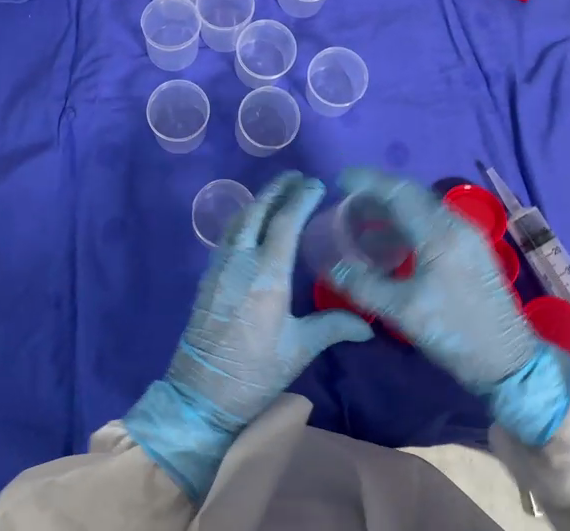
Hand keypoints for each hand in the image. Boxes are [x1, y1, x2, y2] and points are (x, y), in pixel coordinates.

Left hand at [124, 171, 373, 500]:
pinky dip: (245, 219)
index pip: (286, 221)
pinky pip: (228, 235)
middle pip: (258, 210)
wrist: (200, 392)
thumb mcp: (299, 349)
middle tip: (297, 177)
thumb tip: (368, 324)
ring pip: (239, 220)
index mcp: (267, 273)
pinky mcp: (209, 277)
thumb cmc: (255, 371)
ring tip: (278, 194)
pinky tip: (254, 224)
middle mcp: (241, 260)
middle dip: (278, 190)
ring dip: (260, 202)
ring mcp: (220, 266)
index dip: (301, 198)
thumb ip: (333, 327)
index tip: (317, 184)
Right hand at [326, 166, 569, 444]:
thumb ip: (364, 286)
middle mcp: (456, 225)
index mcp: (440, 234)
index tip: (339, 181)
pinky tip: (389, 245)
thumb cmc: (456, 334)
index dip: (366, 182)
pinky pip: (433, 222)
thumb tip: (331, 266)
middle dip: (376, 193)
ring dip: (391, 209)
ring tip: (360, 223)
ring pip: (422, 208)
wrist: (510, 362)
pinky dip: (406, 224)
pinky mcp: (472, 249)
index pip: (398, 192)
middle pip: (411, 194)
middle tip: (346, 201)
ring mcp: (468, 236)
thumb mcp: (403, 313)